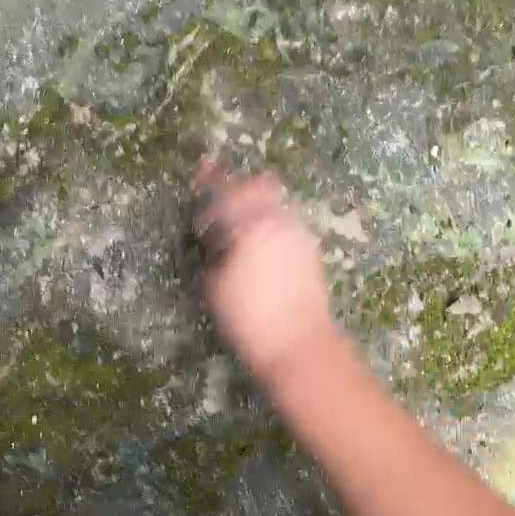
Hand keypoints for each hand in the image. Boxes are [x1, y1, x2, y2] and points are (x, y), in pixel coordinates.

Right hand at [192, 162, 340, 380]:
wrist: (299, 344)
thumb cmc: (250, 318)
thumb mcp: (217, 287)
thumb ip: (216, 253)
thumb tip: (217, 241)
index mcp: (253, 224)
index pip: (229, 189)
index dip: (212, 178)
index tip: (202, 171)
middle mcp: (281, 222)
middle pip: (262, 186)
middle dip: (242, 189)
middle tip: (225, 205)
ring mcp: (301, 236)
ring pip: (278, 207)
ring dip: (259, 211)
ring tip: (242, 234)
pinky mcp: (312, 254)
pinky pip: (288, 228)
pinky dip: (273, 230)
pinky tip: (262, 254)